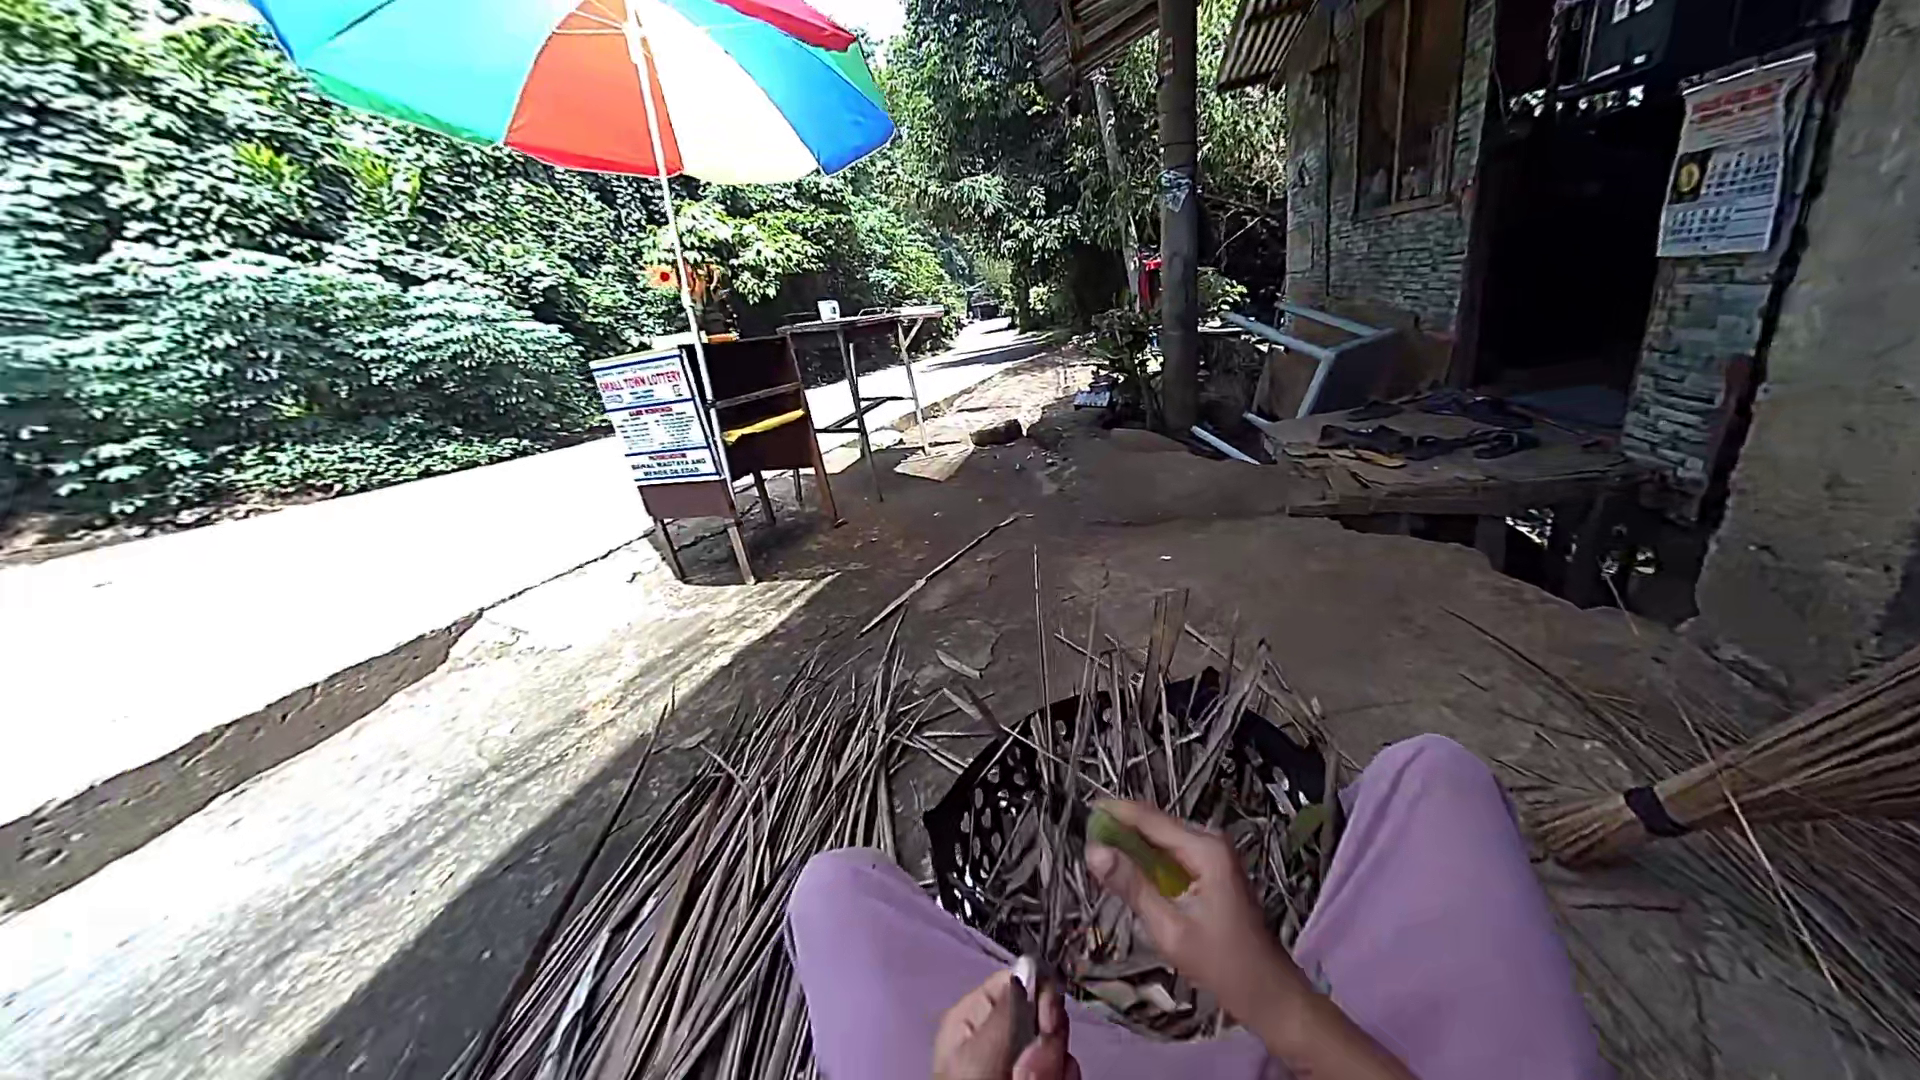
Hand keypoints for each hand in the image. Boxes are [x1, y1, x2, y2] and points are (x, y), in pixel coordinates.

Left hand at [932, 968, 1080, 1079]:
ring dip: (1052, 1075)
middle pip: (1047, 1016)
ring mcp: (1021, 1067)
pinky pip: (1066, 1078)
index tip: (1048, 1021)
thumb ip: (1006, 1013)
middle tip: (1025, 1075)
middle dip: (1046, 1048)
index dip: (1042, 993)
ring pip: (1061, 1053)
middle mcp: (1001, 1037)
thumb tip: (1029, 967)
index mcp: (975, 1018)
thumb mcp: (975, 1060)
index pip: (1020, 980)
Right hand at [1085, 799, 1414, 1079]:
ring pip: (1162, 836)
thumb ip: (1131, 886)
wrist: (1272, 995)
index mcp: (1205, 848)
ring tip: (1101, 850)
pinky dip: (1148, 856)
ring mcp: (1214, 852)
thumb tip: (1094, 851)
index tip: (1084, 809)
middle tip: (1088, 836)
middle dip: (1121, 827)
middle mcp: (1211, 840)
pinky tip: (1129, 868)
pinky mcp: (1212, 866)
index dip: (1115, 811)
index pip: (1150, 818)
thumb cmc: (1223, 965)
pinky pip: (1172, 851)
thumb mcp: (1169, 928)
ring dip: (1133, 842)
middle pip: (1156, 823)